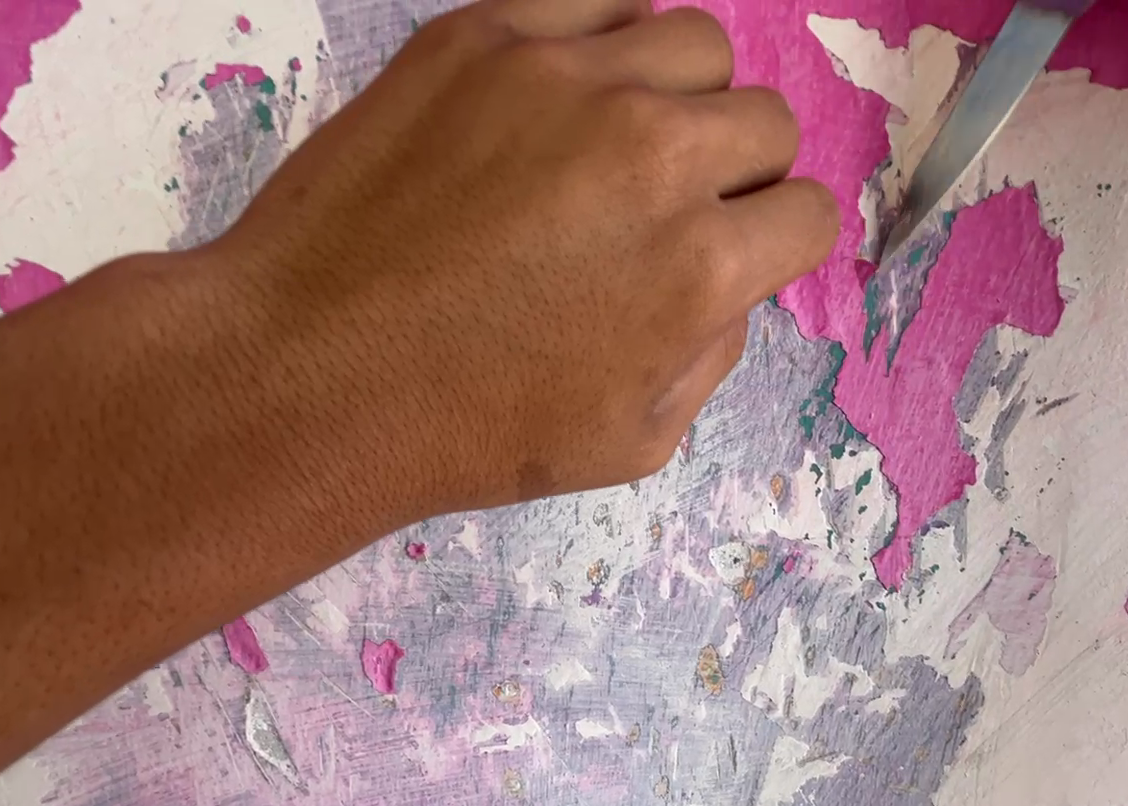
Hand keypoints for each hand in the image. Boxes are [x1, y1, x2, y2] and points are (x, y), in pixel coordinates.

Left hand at [202, 0, 836, 514]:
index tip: (743, 260)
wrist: (319, 377)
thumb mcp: (635, 442)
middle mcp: (655, 154)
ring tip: (623, 156)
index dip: (782, 247)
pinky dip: (611, 45)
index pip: (809, 217)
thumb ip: (712, 355)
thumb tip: (730, 286)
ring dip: (685, 104)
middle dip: (742, 178)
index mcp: (700, 269)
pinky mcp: (483, 36)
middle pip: (765, 124)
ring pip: (697, 48)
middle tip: (675, 218)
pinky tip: (573, 102)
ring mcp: (566, 78)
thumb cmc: (479, 431)